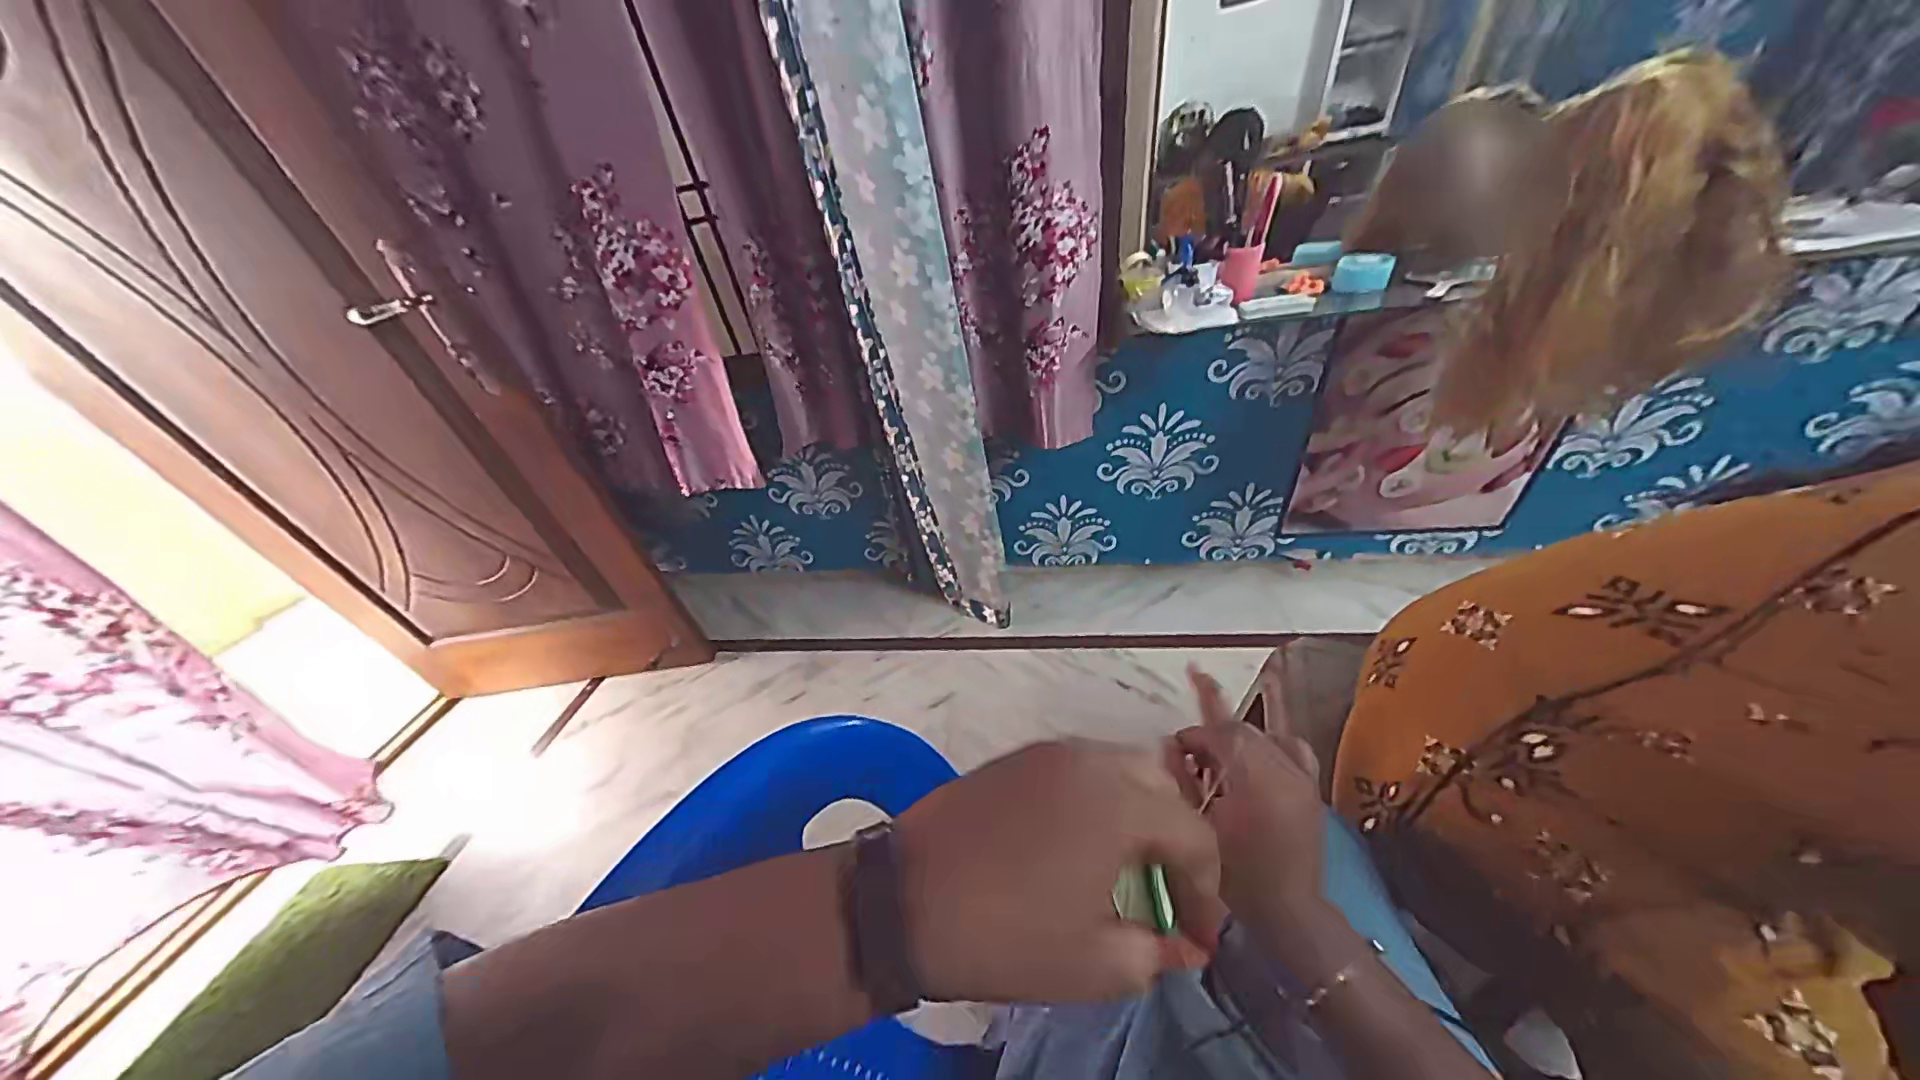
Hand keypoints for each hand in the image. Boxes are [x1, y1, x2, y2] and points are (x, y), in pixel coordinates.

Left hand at [892, 739, 1221, 1003]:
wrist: (903, 899)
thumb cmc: (1006, 935)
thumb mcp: (1094, 965)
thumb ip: (1156, 951)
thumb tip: (1182, 942)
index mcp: (1119, 802)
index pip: (1194, 833)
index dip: (1206, 889)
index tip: (1198, 934)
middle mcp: (1089, 760)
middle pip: (1162, 785)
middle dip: (1175, 838)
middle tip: (1164, 890)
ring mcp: (1049, 752)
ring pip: (1120, 768)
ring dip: (1137, 812)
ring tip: (1123, 867)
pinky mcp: (1017, 758)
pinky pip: (1079, 767)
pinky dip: (1098, 798)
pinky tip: (1079, 842)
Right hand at [1172, 668, 1325, 934]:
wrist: (1287, 910)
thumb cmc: (1236, 874)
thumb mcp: (1200, 826)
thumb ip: (1184, 779)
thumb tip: (1169, 746)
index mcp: (1260, 782)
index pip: (1225, 734)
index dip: (1196, 735)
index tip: (1177, 749)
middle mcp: (1288, 772)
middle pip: (1246, 730)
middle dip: (1214, 736)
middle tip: (1193, 756)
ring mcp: (1305, 777)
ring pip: (1267, 734)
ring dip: (1239, 739)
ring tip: (1222, 758)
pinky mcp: (1313, 787)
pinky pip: (1291, 747)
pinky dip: (1270, 745)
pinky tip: (1256, 759)